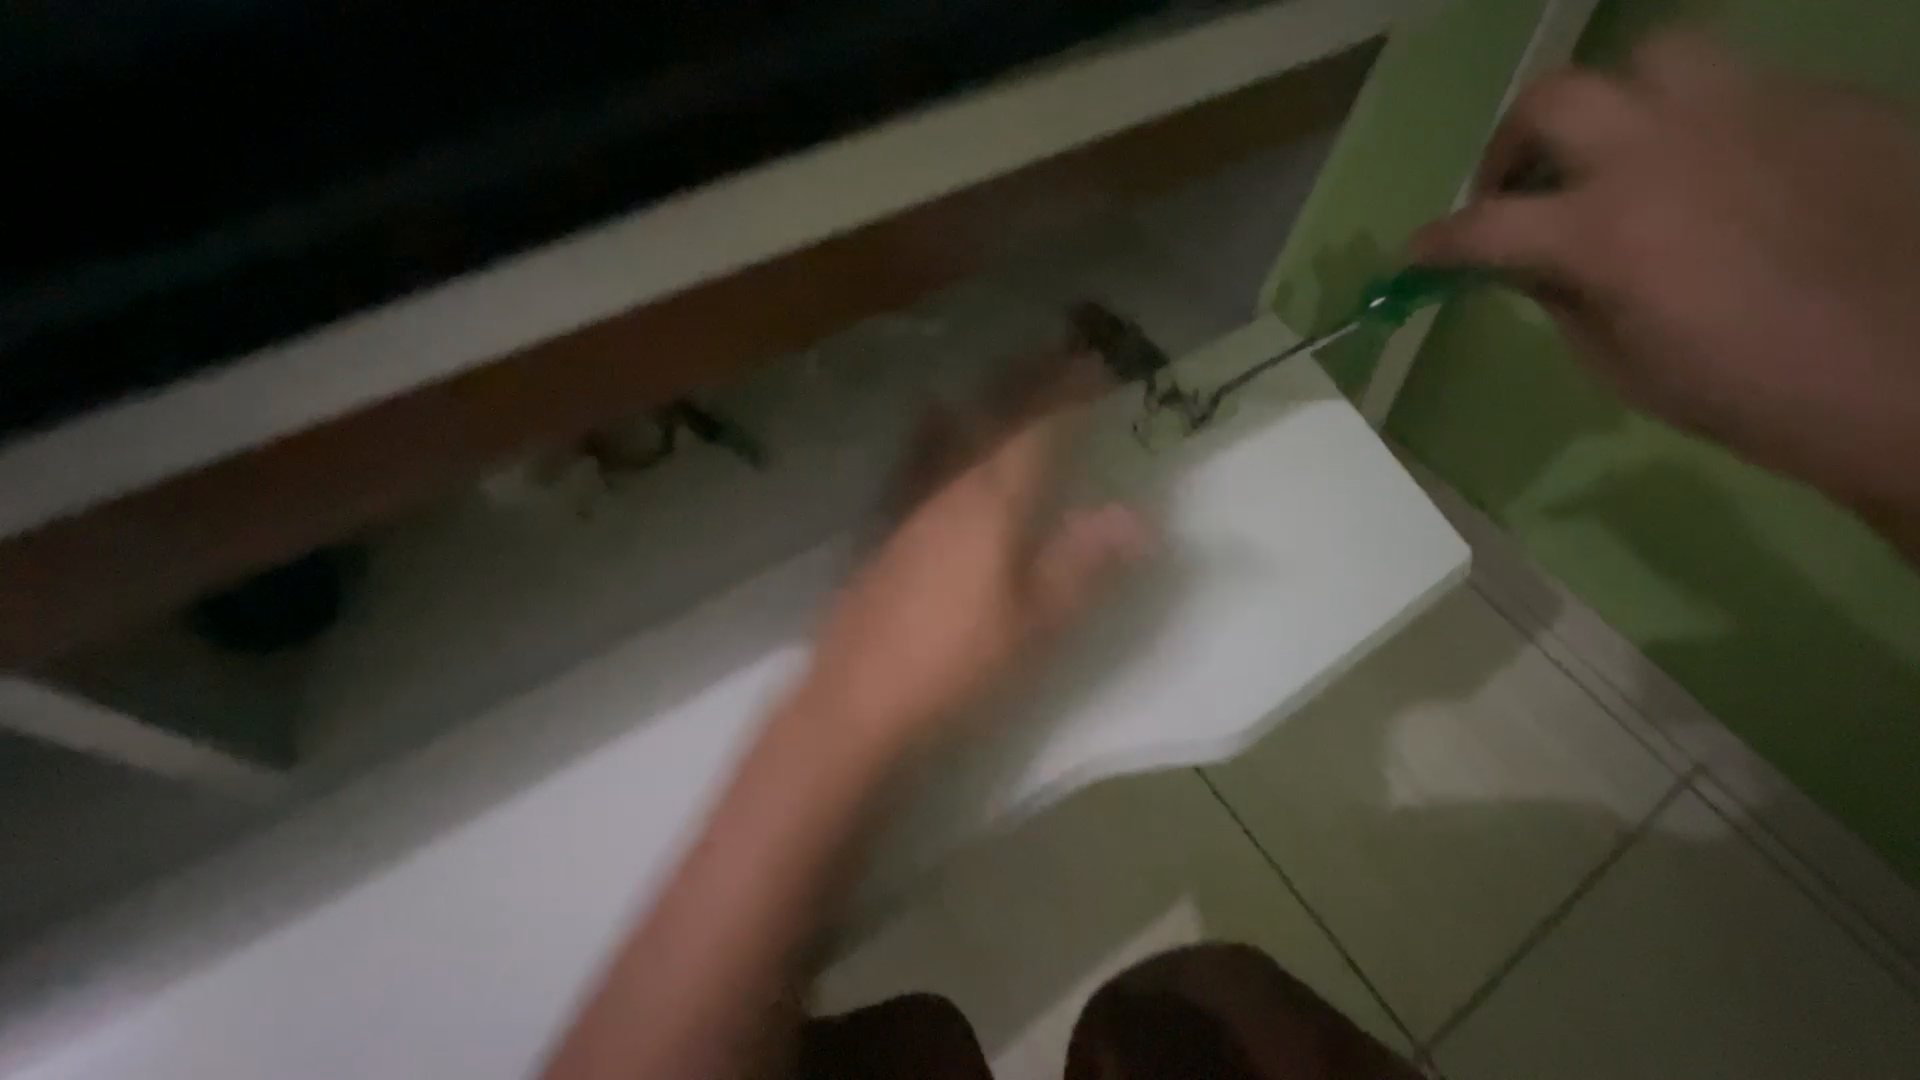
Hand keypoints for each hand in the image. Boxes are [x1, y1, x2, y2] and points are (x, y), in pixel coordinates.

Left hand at [796, 366, 1153, 752]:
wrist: (859, 698)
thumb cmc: (957, 662)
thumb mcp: (1036, 621)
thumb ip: (1085, 562)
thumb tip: (1141, 517)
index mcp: (993, 503)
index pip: (1040, 429)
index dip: (1070, 392)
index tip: (1097, 362)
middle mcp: (949, 488)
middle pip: (993, 418)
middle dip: (1028, 379)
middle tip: (1056, 347)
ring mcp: (910, 505)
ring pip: (952, 431)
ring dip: (984, 396)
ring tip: (1003, 370)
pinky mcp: (884, 529)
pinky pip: (914, 459)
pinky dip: (931, 430)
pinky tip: (929, 420)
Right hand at [1413, 32, 1919, 519]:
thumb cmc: (1747, 390)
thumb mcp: (1618, 363)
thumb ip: (1559, 296)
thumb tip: (1524, 262)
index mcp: (1606, 232)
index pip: (1483, 224)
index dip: (1437, 241)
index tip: (1418, 253)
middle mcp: (1666, 150)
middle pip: (1556, 98)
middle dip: (1510, 144)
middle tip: (1513, 189)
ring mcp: (1753, 112)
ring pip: (1651, 58)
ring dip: (1609, 105)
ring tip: (1612, 154)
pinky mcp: (1824, 103)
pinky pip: (1734, 82)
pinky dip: (1691, 118)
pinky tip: (1706, 170)